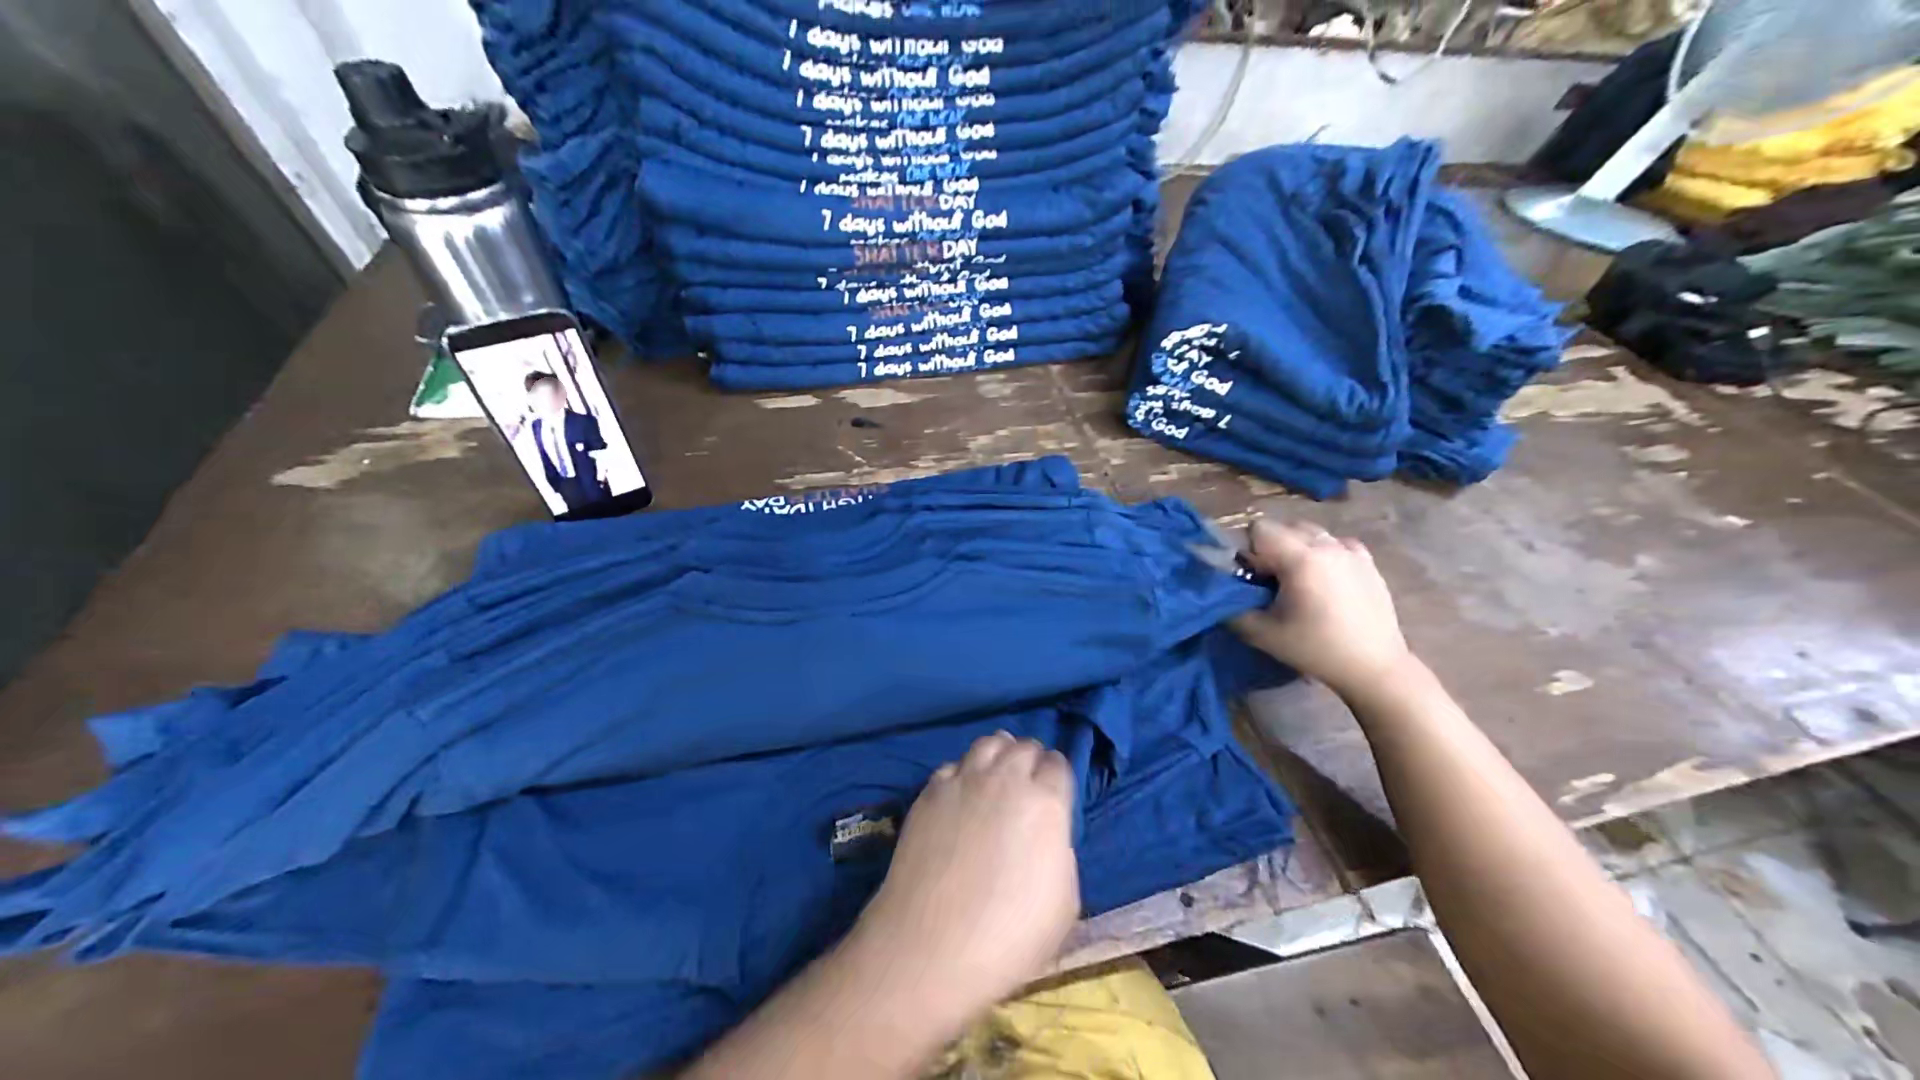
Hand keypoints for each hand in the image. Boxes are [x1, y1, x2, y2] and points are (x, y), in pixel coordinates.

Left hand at [841, 732, 1079, 1029]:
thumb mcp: (1065, 901)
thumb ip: (1059, 851)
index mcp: (1046, 802)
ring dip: (999, 754)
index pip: (1058, 764)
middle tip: (1028, 785)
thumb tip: (1045, 836)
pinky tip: (961, 795)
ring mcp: (963, 781)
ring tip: (997, 775)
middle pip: (1024, 747)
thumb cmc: (1011, 935)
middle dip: (1031, 760)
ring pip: (987, 743)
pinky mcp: (929, 792)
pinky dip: (963, 773)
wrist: (933, 945)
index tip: (1055, 795)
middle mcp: (1006, 779)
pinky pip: (952, 766)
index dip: (1058, 777)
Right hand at [1231, 519, 1413, 695]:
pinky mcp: (1368, 562)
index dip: (1249, 550)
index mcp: (1301, 558)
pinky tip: (1326, 580)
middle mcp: (1327, 545)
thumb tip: (1219, 591)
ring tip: (1300, 582)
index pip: (1259, 528)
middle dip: (1272, 548)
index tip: (1254, 578)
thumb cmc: (1314, 649)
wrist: (1374, 667)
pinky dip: (1324, 554)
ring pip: (1311, 533)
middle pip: (1284, 527)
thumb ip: (1231, 607)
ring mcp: (1351, 551)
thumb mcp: (1261, 633)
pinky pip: (1336, 544)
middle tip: (1273, 582)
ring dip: (1297, 549)